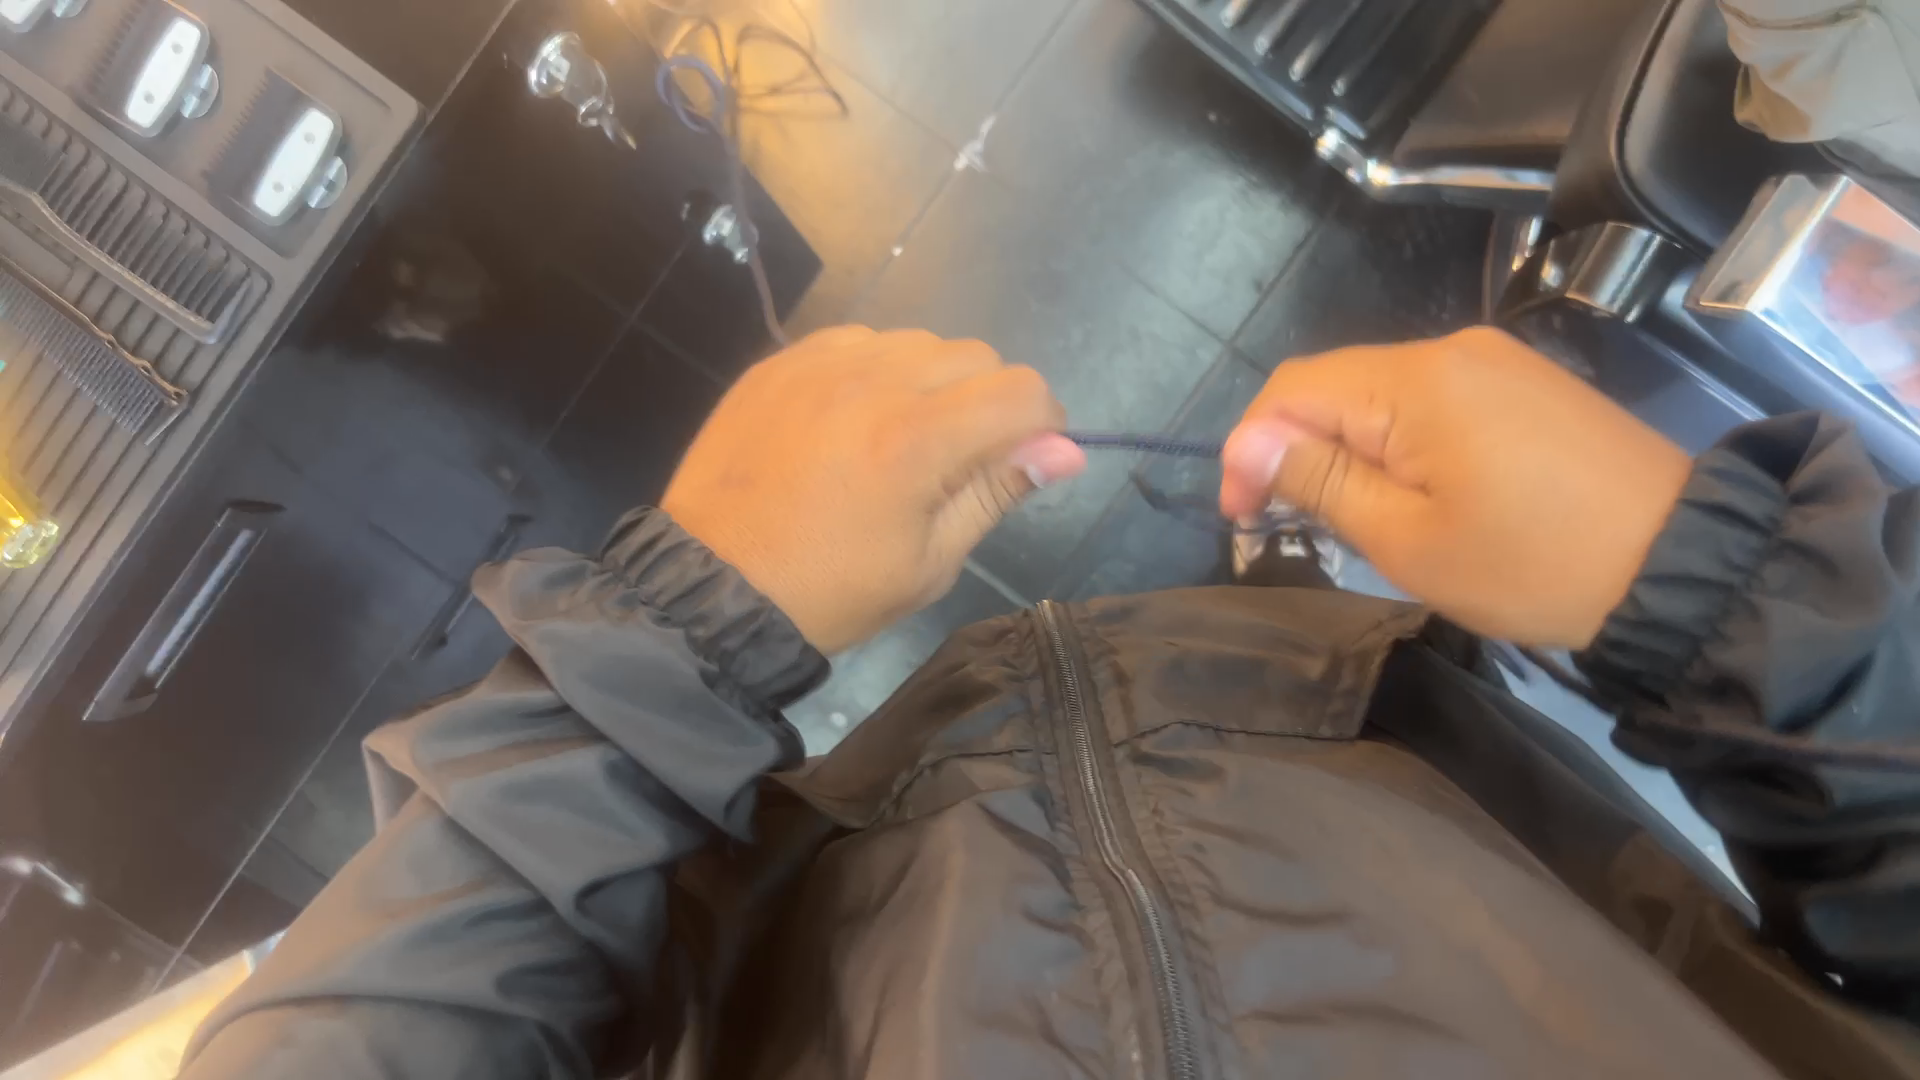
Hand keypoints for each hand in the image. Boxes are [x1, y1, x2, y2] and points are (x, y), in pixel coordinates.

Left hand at [662, 326, 1084, 652]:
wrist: (713, 587)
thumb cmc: (832, 592)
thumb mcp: (930, 563)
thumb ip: (997, 492)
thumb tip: (1066, 452)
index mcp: (918, 439)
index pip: (1022, 392)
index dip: (1044, 424)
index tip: (1025, 459)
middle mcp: (875, 380)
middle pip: (976, 356)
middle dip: (989, 403)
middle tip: (956, 459)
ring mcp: (821, 363)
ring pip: (919, 341)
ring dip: (934, 382)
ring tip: (900, 437)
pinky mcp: (782, 361)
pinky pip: (860, 340)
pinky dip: (879, 370)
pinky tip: (854, 417)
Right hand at [1220, 327, 1690, 647]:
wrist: (1691, 569)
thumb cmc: (1529, 565)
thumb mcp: (1403, 537)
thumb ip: (1318, 479)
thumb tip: (1246, 442)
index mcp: (1415, 382)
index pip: (1291, 390)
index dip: (1249, 448)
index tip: (1243, 515)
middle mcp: (1449, 350)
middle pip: (1329, 385)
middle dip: (1288, 448)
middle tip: (1281, 519)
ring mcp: (1488, 362)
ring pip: (1371, 394)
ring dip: (1335, 446)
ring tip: (1338, 509)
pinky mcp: (1515, 383)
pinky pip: (1419, 400)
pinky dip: (1383, 440)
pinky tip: (1395, 485)